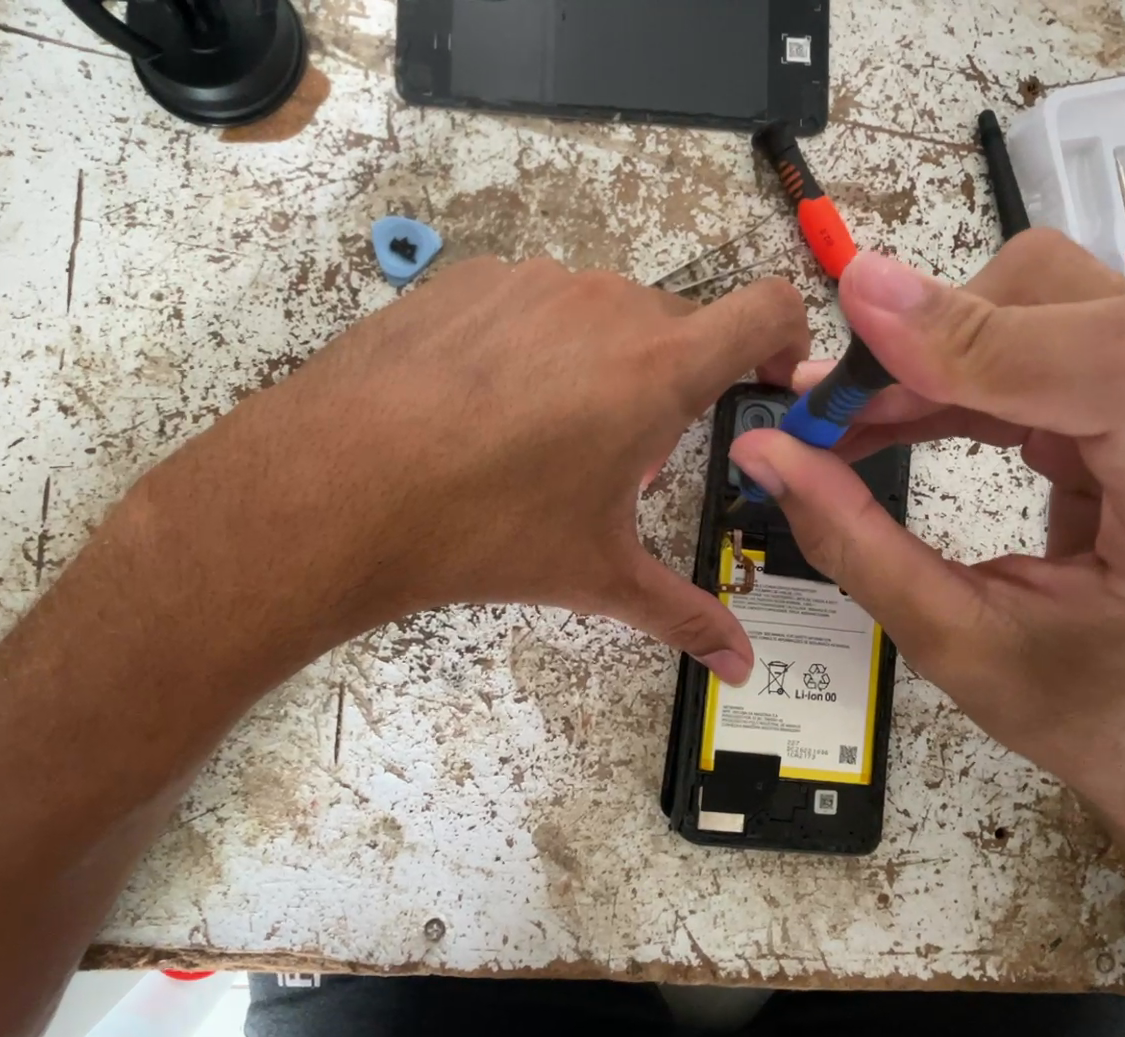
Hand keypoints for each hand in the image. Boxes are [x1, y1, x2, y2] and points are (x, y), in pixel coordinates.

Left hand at [110, 257, 807, 697]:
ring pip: (602, 316)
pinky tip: (485, 406)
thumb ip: (683, 613)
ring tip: (545, 436)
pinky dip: (537, 345)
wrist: (338, 487)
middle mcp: (604, 307)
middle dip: (673, 384)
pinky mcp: (468, 282)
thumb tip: (739, 666)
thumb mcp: (596, 574)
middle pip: (677, 327)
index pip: (765, 311)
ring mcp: (531, 285)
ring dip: (603, 365)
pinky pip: (534, 305)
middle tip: (626, 456)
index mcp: (656, 369)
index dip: (785, 340)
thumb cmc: (484, 529)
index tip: (768, 383)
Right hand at [728, 233, 1124, 821]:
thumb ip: (852, 541)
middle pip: (1075, 306)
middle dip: (932, 338)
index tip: (858, 312)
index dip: (984, 330)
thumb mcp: (950, 643)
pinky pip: (1043, 345)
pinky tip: (892, 414)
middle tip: (827, 405)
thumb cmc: (1079, 709)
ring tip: (842, 418)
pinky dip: (953, 371)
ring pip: (1050, 309)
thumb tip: (762, 451)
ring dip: (929, 354)